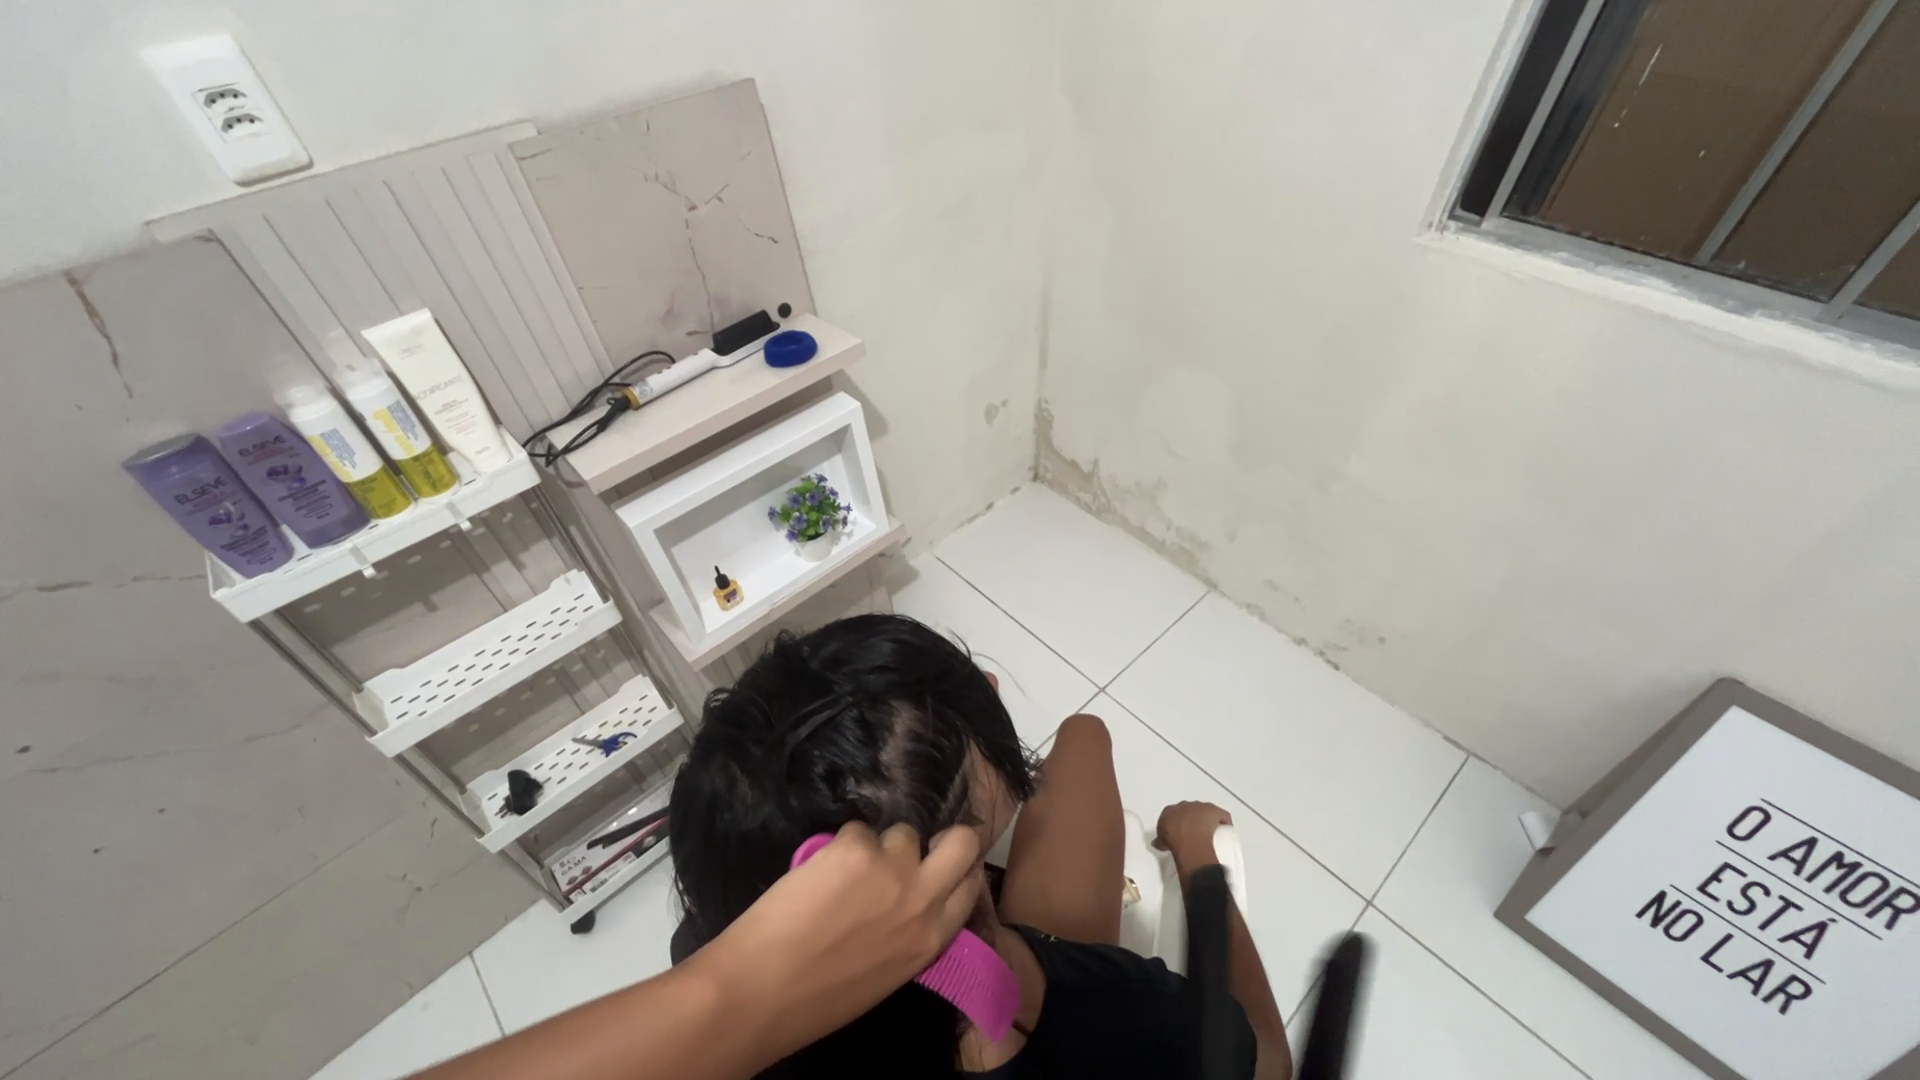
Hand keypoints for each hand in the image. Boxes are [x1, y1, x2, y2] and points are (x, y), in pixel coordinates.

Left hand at [691, 821, 983, 1058]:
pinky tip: (817, 873)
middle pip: (964, 841)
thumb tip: (911, 896)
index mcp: (933, 939)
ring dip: (879, 845)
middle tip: (911, 850)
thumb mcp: (889, 971)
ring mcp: (891, 868)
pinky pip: (856, 830)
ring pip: (901, 831)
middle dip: (946, 836)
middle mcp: (923, 898)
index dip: (957, 869)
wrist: (759, 993)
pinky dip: (839, 846)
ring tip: (846, 871)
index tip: (937, 866)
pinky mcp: (855, 849)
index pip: (971, 884)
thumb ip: (912, 930)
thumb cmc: (819, 997)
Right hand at [1154, 801, 1232, 866]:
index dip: (1178, 821)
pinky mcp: (1215, 811)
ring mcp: (1201, 807)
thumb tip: (1157, 843)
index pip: (1175, 813)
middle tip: (1194, 831)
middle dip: (1193, 818)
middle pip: (1190, 810)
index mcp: (1170, 809)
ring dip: (1207, 818)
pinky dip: (1224, 820)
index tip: (1180, 830)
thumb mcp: (1161, 841)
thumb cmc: (1172, 838)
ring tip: (1209, 831)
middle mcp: (1185, 805)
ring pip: (1206, 811)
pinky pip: (1222, 815)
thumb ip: (1160, 840)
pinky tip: (1225, 828)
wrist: (1186, 838)